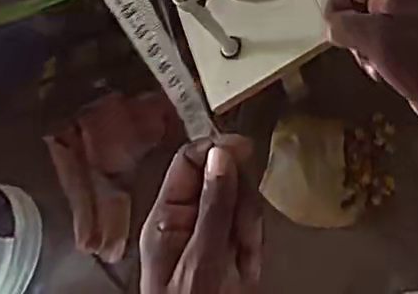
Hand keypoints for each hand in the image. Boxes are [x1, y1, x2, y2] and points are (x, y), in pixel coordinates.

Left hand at [142, 135, 262, 293]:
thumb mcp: (201, 264)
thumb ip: (213, 208)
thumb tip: (222, 151)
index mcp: (165, 217)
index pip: (188, 159)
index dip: (217, 148)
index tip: (247, 152)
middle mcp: (181, 218)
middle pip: (219, 176)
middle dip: (241, 200)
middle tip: (246, 233)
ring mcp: (201, 234)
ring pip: (237, 198)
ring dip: (250, 226)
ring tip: (248, 263)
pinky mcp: (219, 249)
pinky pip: (243, 224)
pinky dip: (252, 243)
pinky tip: (249, 269)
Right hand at [323, 0, 417, 137]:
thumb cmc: (416, 61)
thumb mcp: (375, 38)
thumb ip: (346, 25)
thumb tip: (329, 26)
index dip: (336, 8)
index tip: (336, 34)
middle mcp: (392, 1)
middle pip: (351, 8)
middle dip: (349, 34)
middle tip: (362, 52)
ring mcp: (397, 23)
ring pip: (358, 31)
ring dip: (360, 51)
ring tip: (375, 65)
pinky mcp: (400, 45)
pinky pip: (371, 47)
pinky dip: (370, 60)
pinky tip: (382, 73)